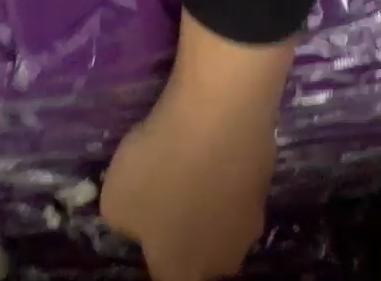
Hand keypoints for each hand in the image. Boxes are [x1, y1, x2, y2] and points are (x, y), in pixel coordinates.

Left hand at [101, 82, 276, 280]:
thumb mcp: (114, 198)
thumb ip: (123, 221)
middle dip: (182, 226)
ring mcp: (250, 221)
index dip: (152, 246)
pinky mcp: (266, 183)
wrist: (220, 115)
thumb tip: (137, 221)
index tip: (144, 217)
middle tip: (164, 187)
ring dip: (206, 197)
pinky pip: (236, 184)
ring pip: (221, 218)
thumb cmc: (161, 164)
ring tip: (188, 158)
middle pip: (198, 252)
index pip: (164, 274)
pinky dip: (224, 168)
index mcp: (182, 270)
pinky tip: (210, 140)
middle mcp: (222, 259)